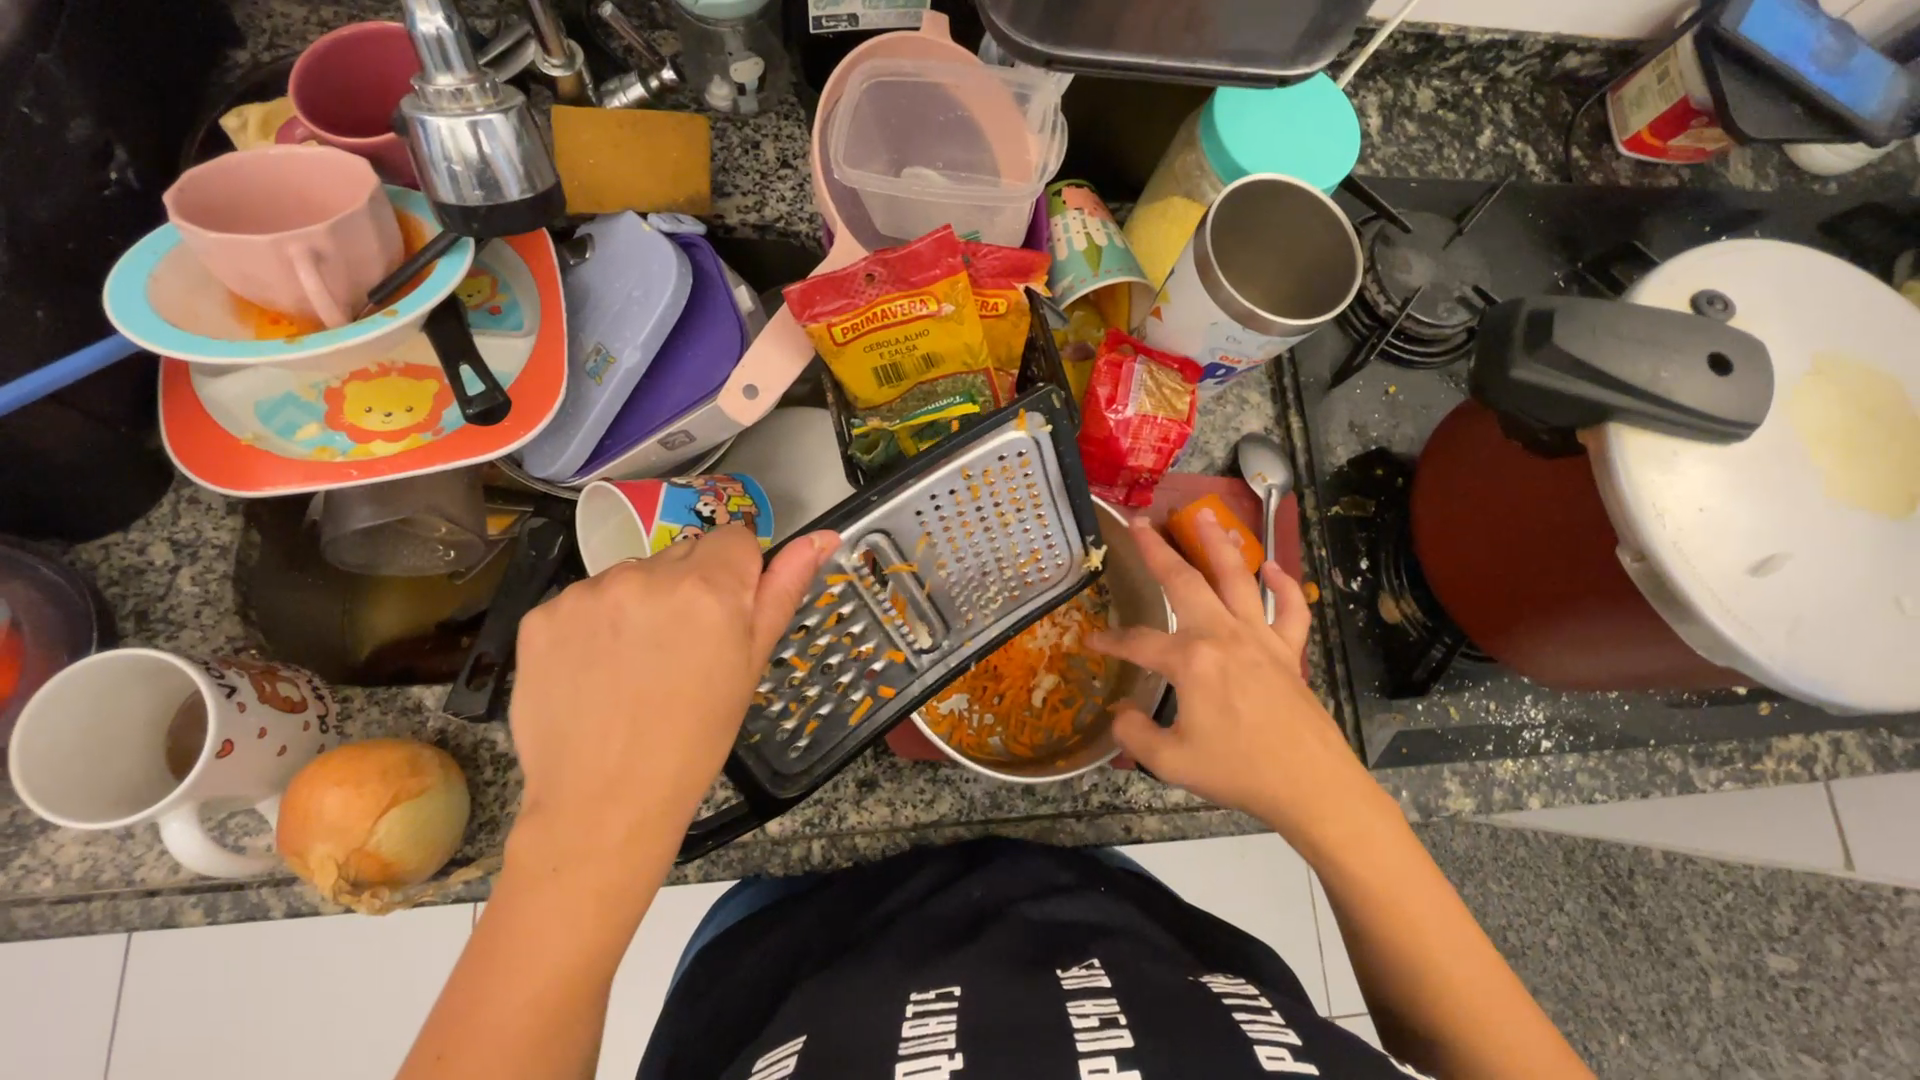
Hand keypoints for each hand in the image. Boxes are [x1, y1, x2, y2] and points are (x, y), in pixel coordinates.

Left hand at [506, 525, 836, 862]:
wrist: (603, 801)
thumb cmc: (695, 739)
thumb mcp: (751, 666)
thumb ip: (784, 590)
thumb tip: (823, 537)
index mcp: (710, 587)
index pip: (735, 538)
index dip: (737, 576)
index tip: (725, 619)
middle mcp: (647, 574)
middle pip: (683, 555)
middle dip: (689, 589)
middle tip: (682, 652)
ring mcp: (588, 592)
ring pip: (631, 575)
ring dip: (640, 604)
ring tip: (635, 667)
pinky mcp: (542, 613)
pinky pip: (582, 601)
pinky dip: (592, 625)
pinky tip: (595, 671)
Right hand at [1087, 511, 1378, 844]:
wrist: (1310, 784)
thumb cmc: (1238, 771)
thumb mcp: (1170, 761)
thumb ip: (1134, 734)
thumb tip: (1122, 713)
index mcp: (1191, 661)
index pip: (1139, 642)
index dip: (1111, 642)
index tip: (1092, 641)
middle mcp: (1224, 636)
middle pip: (1185, 582)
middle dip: (1158, 551)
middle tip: (1141, 523)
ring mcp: (1261, 638)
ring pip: (1238, 579)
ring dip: (1219, 545)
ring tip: (1205, 517)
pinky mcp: (1289, 651)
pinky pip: (1291, 610)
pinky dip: (1284, 585)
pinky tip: (1272, 568)